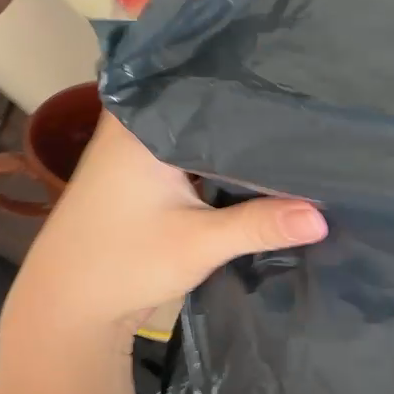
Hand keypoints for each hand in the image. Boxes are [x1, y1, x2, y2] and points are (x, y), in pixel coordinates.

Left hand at [4, 111, 328, 340]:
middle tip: (313, 118)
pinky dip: (229, 167)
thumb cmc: (124, 263)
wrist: (71, 303)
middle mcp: (138, 126)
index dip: (256, 95)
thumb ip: (262, 225)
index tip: (304, 98)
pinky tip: (265, 174)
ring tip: (300, 141)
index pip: (209, 91)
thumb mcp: (201, 243)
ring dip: (244, 147)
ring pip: (205, 137)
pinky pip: (199, 159)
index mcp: (142, 124)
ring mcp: (141, 153)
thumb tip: (322, 218)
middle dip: (256, 120)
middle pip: (209, 112)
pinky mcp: (148, 179)